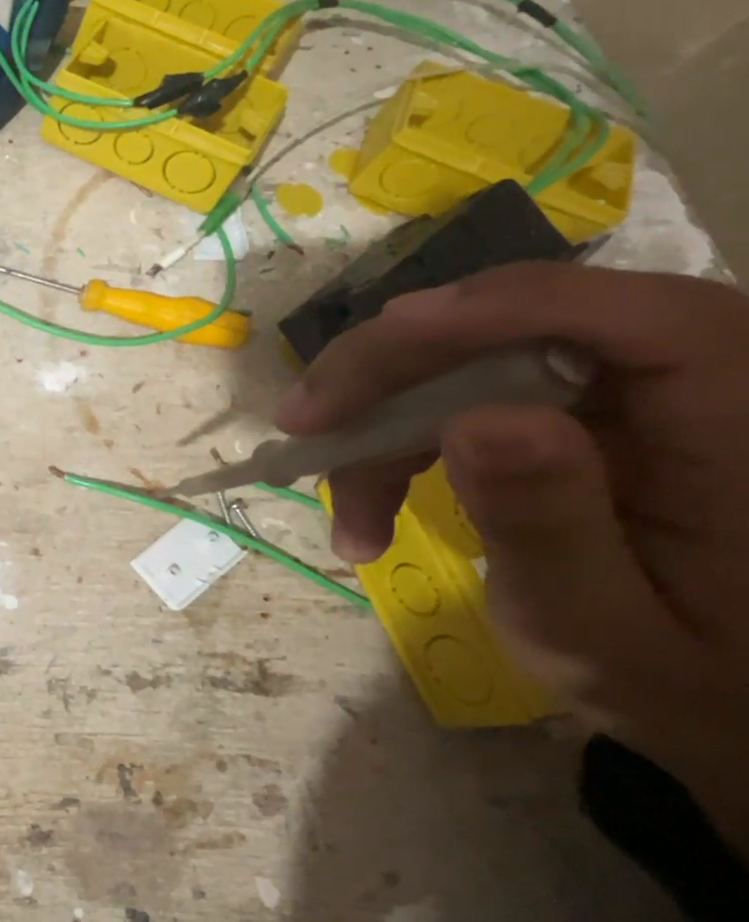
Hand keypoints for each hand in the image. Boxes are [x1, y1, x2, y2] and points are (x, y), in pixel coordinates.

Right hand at [277, 263, 748, 849]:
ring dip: (383, 418)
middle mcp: (692, 386)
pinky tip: (370, 502)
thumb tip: (478, 421)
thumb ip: (550, 530)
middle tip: (304, 421)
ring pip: (473, 358)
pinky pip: (466, 393)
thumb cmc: (680, 686)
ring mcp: (629, 396)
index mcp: (743, 428)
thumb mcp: (603, 634)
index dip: (500, 309)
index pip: (631, 318)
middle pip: (522, 324)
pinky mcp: (578, 411)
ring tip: (342, 504)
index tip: (383, 337)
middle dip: (398, 366)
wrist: (722, 702)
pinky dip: (401, 441)